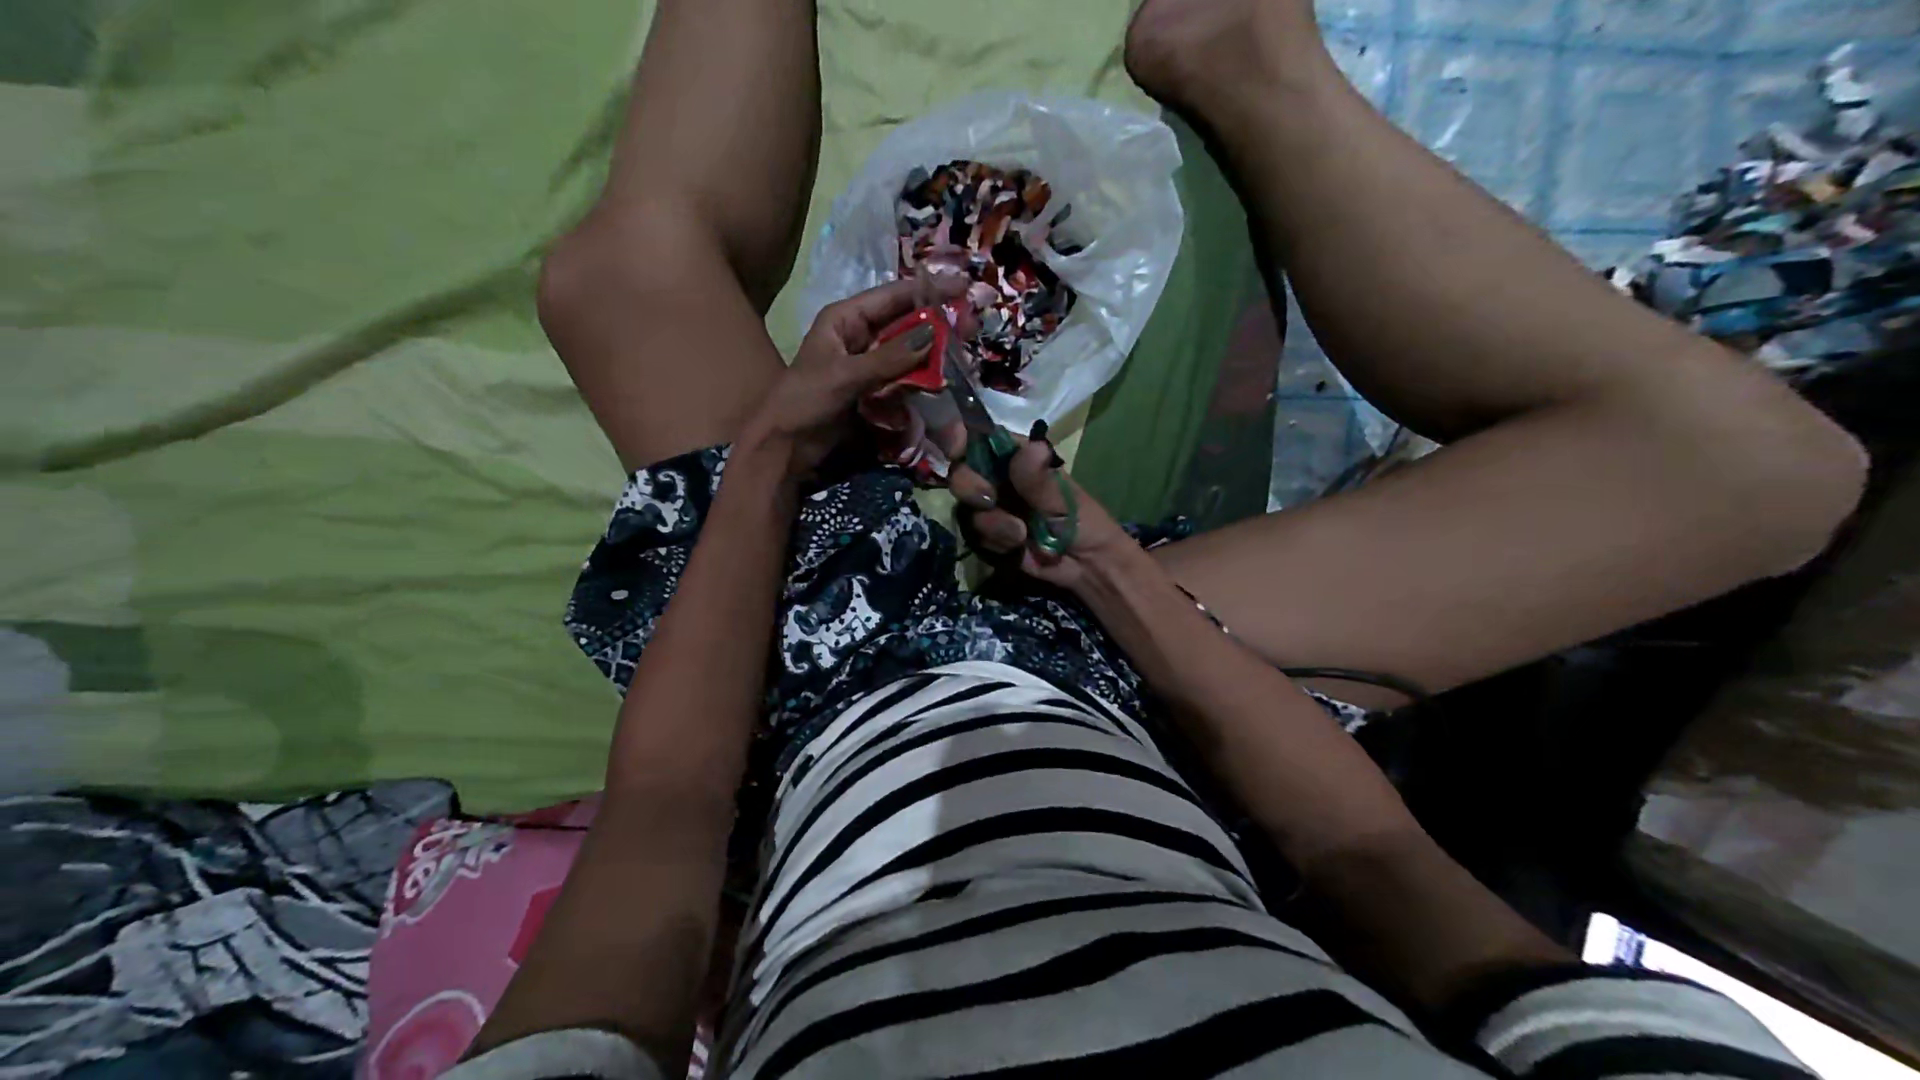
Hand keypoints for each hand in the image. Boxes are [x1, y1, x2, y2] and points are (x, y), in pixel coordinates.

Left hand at [741, 277, 955, 477]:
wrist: (784, 447)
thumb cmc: (805, 402)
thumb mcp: (846, 376)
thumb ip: (891, 358)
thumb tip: (933, 334)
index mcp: (845, 319)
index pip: (893, 296)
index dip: (928, 290)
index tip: (962, 287)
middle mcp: (859, 337)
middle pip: (905, 323)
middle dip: (936, 325)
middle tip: (971, 326)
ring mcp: (867, 365)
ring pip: (908, 353)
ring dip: (933, 356)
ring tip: (962, 356)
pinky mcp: (873, 392)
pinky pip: (903, 380)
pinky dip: (921, 381)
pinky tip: (941, 382)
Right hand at [948, 431, 1137, 594]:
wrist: (1085, 567)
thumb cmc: (1082, 521)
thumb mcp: (1063, 498)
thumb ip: (1039, 478)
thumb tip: (1032, 447)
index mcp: (1016, 458)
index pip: (980, 437)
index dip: (961, 438)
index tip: (957, 448)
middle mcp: (997, 479)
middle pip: (961, 472)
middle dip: (969, 486)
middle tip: (989, 501)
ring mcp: (990, 508)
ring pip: (965, 508)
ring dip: (991, 524)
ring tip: (1020, 535)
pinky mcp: (988, 536)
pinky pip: (974, 536)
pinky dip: (994, 543)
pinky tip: (1016, 549)